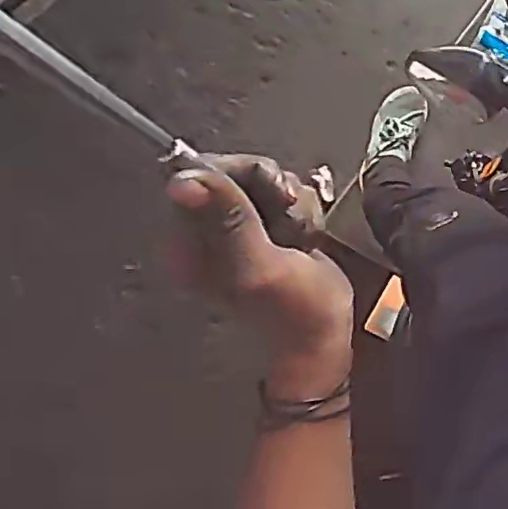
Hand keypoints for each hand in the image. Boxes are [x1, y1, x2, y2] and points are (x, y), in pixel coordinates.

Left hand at [167, 155, 353, 397]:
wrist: (324, 337)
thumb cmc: (295, 310)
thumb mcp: (260, 266)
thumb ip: (229, 220)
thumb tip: (183, 178)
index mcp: (190, 240)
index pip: (203, 173)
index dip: (242, 172)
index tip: (277, 192)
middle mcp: (210, 230)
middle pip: (238, 171)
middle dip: (275, 187)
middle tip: (292, 215)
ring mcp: (243, 229)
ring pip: (269, 183)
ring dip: (296, 204)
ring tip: (302, 238)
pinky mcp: (271, 230)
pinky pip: (287, 198)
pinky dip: (305, 211)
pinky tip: (309, 238)